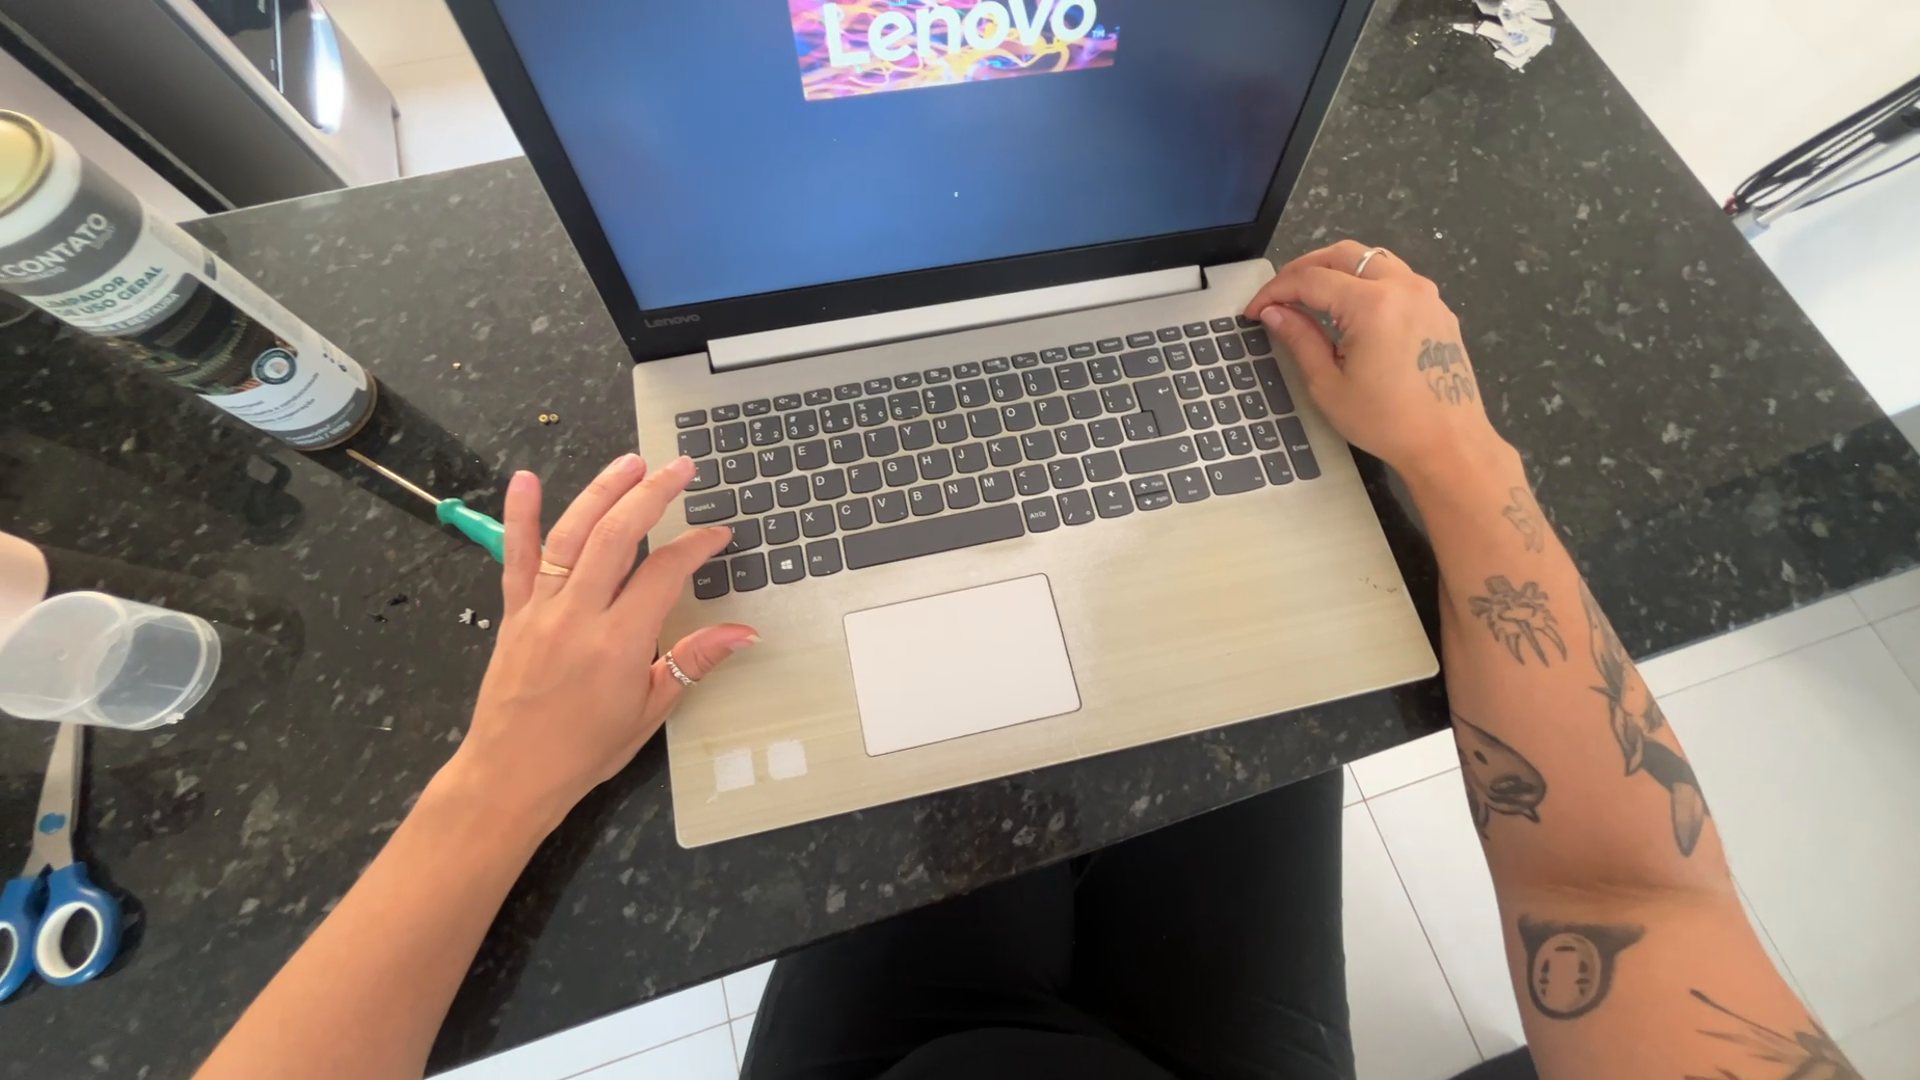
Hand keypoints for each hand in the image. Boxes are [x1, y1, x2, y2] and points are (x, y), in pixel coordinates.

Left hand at [442, 454, 756, 826]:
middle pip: (618, 536)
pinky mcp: (514, 611)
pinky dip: (520, 515)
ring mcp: (540, 608)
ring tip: (632, 461)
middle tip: (682, 468)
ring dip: (602, 491)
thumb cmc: (588, 748)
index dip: (697, 545)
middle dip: (653, 495)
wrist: (509, 775)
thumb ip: (695, 662)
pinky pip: (517, 556)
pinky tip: (525, 478)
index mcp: (619, 642)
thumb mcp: (652, 710)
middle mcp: (578, 615)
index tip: (720, 533)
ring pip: (572, 535)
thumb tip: (746, 631)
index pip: (665, 573)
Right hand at [1243, 241, 1506, 481]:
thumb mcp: (1328, 384)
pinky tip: (1343, 309)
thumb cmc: (1384, 420)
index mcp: (1373, 306)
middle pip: (1343, 254)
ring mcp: (1426, 294)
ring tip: (1306, 297)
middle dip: (1302, 268)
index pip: (1311, 280)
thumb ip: (1299, 339)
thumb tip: (1274, 313)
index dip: (1274, 291)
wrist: (1446, 441)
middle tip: (1276, 294)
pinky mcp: (1436, 308)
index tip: (1255, 310)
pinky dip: (1361, 282)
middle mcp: (1404, 288)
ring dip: (1333, 270)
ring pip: (1371, 259)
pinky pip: (1393, 277)